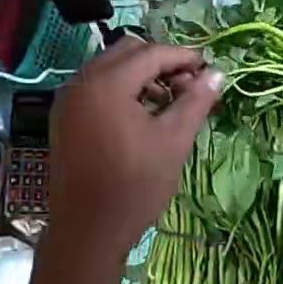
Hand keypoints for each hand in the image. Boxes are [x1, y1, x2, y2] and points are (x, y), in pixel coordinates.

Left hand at [47, 41, 222, 258]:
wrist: (88, 231)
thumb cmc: (135, 185)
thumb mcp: (174, 140)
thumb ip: (196, 101)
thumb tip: (218, 73)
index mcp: (106, 84)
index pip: (151, 53)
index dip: (184, 56)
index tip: (209, 69)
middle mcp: (80, 82)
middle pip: (127, 52)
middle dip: (161, 62)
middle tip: (188, 87)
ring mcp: (68, 100)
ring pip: (110, 68)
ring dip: (142, 76)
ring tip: (169, 104)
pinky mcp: (64, 119)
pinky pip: (96, 88)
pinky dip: (122, 91)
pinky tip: (142, 117)